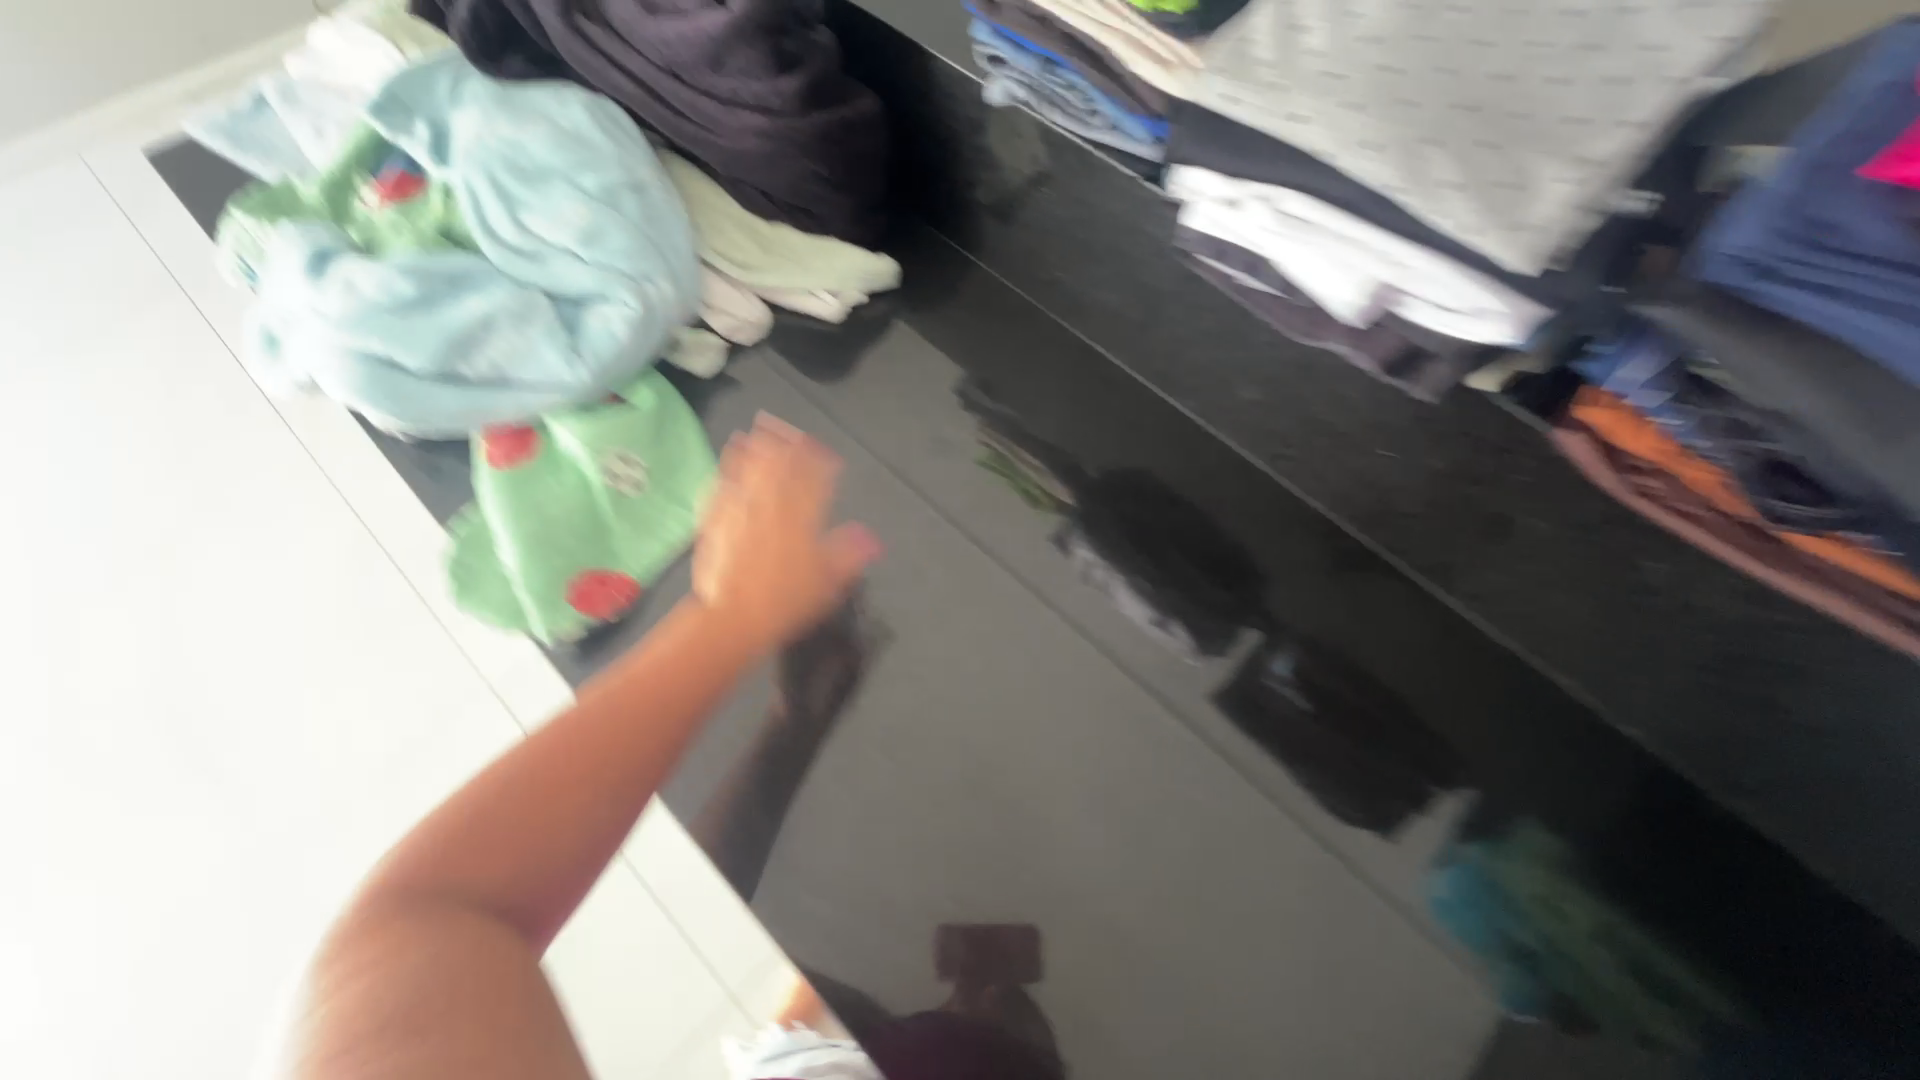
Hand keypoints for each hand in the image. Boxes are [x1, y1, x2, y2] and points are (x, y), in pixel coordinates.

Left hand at [693, 414, 881, 655]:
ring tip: (761, 429)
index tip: (826, 452)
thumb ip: (850, 554)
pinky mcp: (715, 519)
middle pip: (781, 467)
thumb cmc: (785, 601)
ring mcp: (740, 510)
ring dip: (758, 448)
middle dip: (788, 446)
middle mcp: (771, 506)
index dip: (821, 462)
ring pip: (751, 469)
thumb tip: (870, 538)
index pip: (815, 480)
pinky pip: (722, 485)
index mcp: (802, 518)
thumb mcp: (828, 581)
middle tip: (793, 431)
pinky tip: (729, 458)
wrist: (733, 616)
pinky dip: (728, 468)